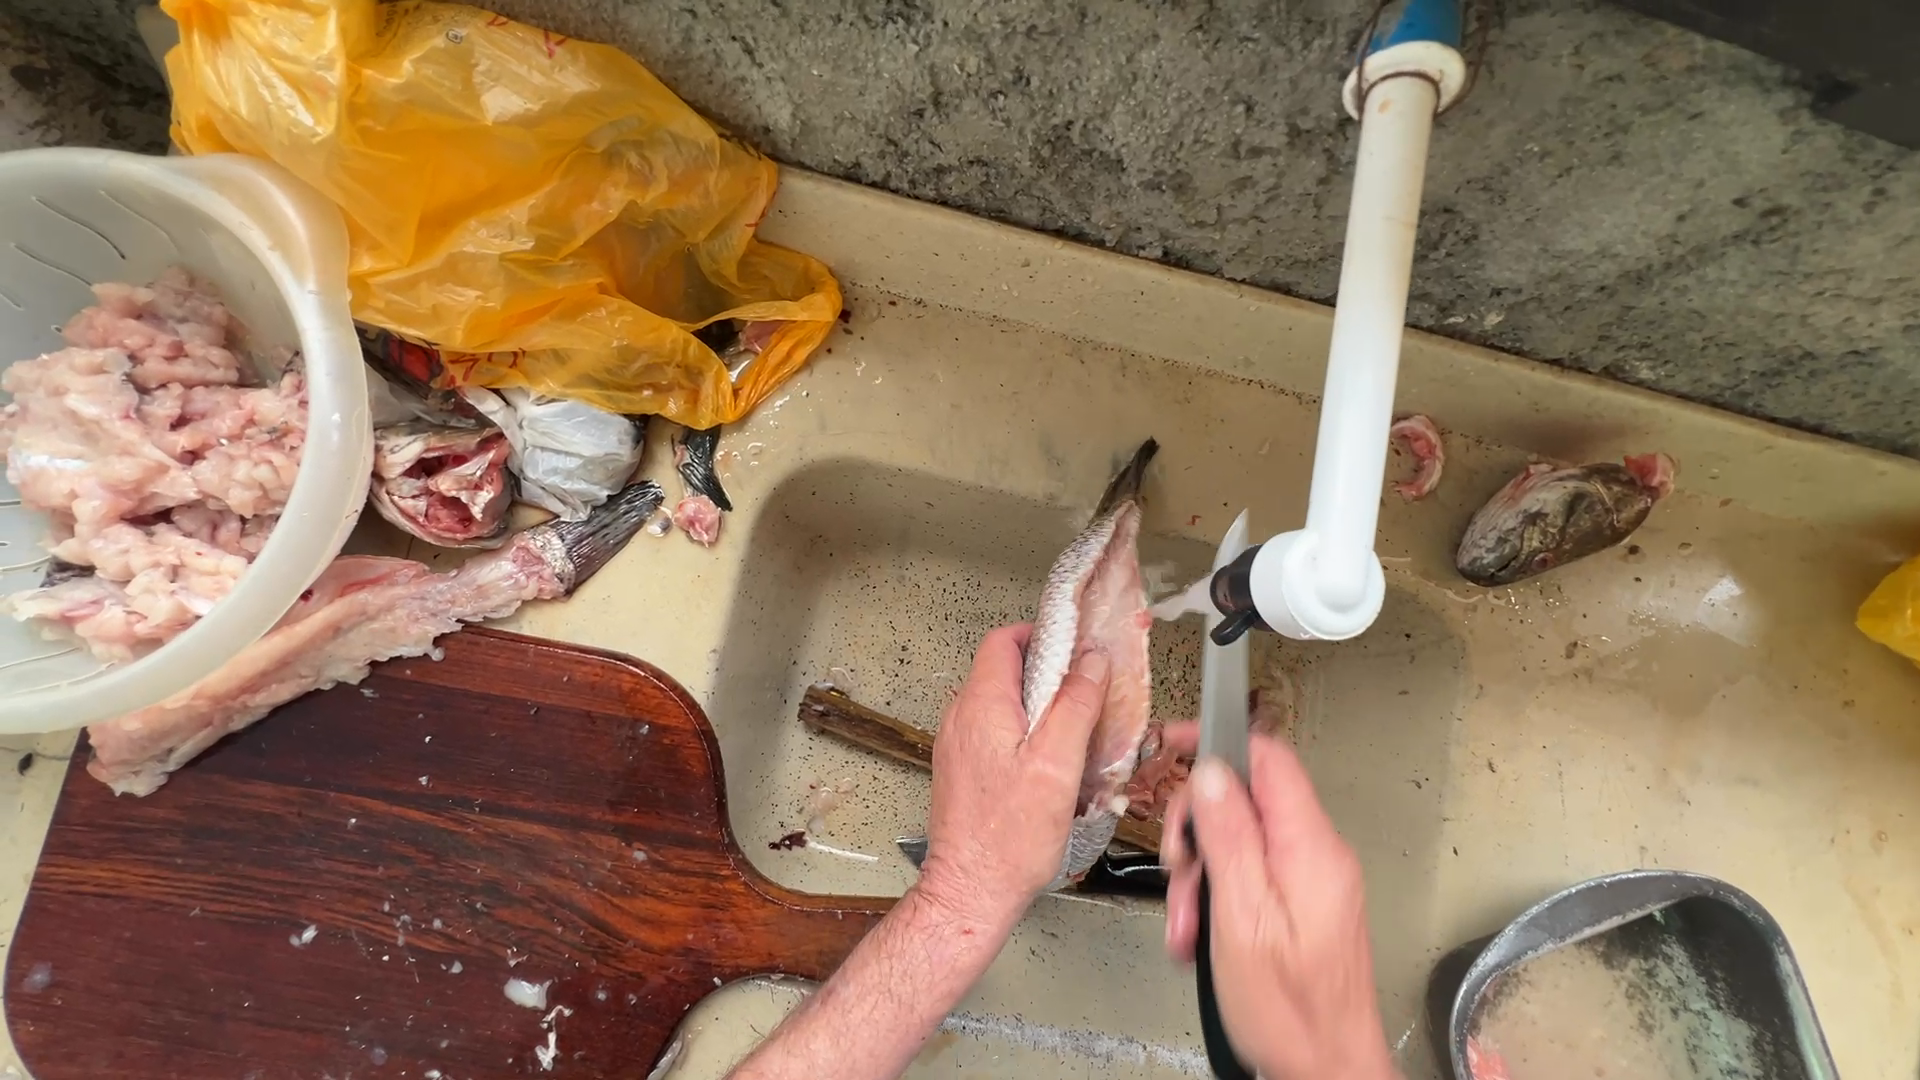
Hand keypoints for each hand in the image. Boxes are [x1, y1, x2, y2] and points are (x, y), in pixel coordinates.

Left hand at [918, 623, 1109, 929]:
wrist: (970, 891)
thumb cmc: (1008, 840)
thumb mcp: (1057, 764)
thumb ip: (1075, 705)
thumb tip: (1091, 662)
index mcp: (981, 705)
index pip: (1002, 640)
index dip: (1039, 634)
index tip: (1071, 645)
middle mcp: (962, 717)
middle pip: (1002, 668)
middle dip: (1044, 670)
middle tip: (1080, 687)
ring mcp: (958, 743)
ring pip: (1000, 700)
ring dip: (1035, 703)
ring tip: (1070, 725)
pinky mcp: (962, 767)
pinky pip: (993, 729)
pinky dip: (1022, 730)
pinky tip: (1048, 758)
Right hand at [1161, 726, 1396, 1079]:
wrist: (1327, 1077)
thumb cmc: (1289, 1013)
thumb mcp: (1242, 919)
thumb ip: (1227, 837)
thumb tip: (1211, 772)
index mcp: (1309, 848)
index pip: (1268, 756)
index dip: (1219, 739)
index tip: (1175, 742)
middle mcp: (1315, 853)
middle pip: (1243, 794)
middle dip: (1197, 826)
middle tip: (1177, 866)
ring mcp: (1309, 876)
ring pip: (1238, 834)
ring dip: (1200, 869)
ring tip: (1187, 919)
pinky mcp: (1300, 898)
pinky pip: (1248, 867)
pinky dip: (1215, 889)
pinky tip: (1201, 928)